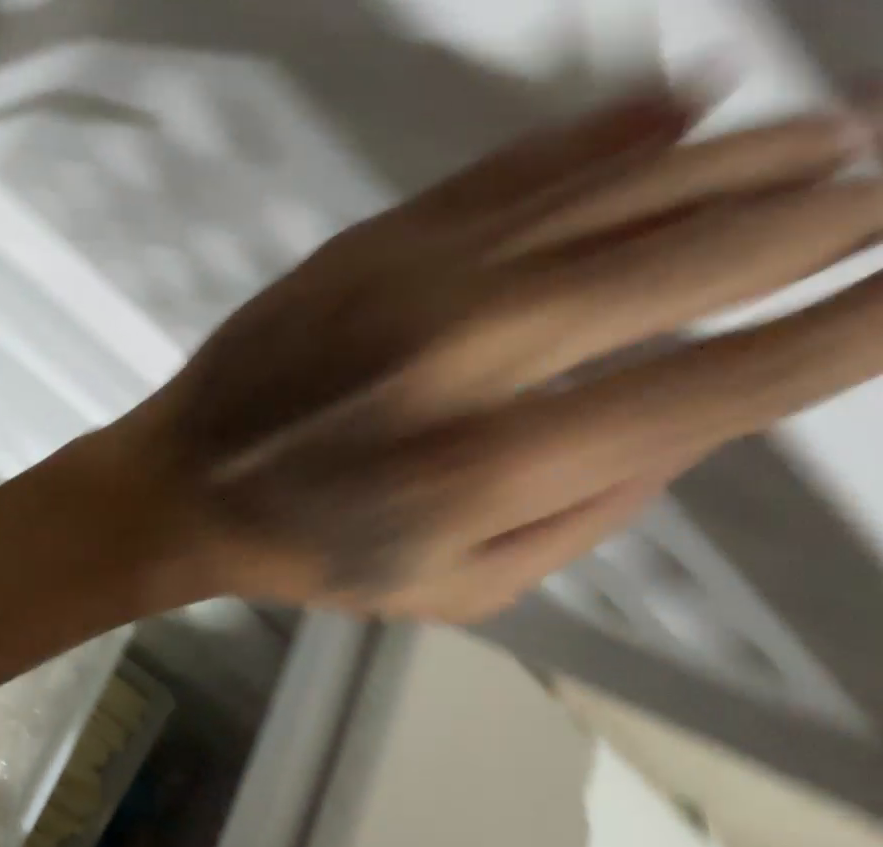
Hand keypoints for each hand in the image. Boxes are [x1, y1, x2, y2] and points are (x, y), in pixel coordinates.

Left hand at [91, 89, 882, 620]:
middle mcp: (470, 349)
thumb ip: (588, 510)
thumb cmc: (314, 550)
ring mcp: (413, 278)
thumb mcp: (461, 584)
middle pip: (686, 261)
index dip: (840, 332)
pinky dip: (602, 136)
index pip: (716, 382)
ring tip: (833, 139)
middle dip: (812, 225)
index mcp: (498, 459)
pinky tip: (679, 106)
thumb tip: (690, 416)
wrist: (184, 484)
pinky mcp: (368, 242)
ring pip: (611, 191)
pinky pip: (511, 170)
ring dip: (735, 160)